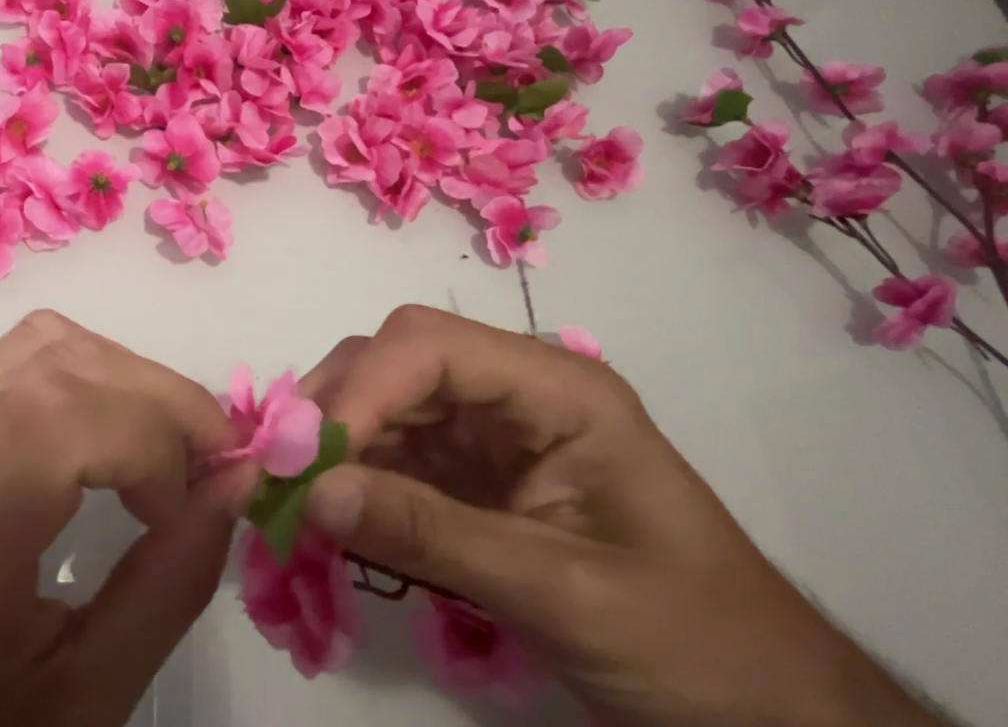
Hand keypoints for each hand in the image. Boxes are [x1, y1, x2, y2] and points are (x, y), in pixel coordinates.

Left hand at [0, 310, 239, 726]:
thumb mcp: (84, 697)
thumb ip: (168, 586)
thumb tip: (232, 486)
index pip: (61, 414)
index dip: (155, 434)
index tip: (200, 498)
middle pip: (55, 360)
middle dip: (156, 394)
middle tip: (206, 462)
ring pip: (31, 347)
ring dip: (118, 380)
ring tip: (159, 453)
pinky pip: (3, 372)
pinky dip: (75, 388)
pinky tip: (97, 451)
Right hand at [298, 305, 946, 726]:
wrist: (761, 710)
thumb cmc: (691, 641)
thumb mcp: (561, 591)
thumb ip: (431, 534)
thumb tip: (310, 492)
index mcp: (557, 392)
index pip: (429, 348)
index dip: (358, 390)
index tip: (302, 458)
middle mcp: (512, 395)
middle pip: (391, 364)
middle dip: (328, 410)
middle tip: (276, 476)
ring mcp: (486, 437)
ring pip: (377, 408)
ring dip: (323, 447)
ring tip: (281, 500)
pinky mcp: (466, 480)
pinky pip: (385, 460)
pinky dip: (343, 483)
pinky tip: (316, 516)